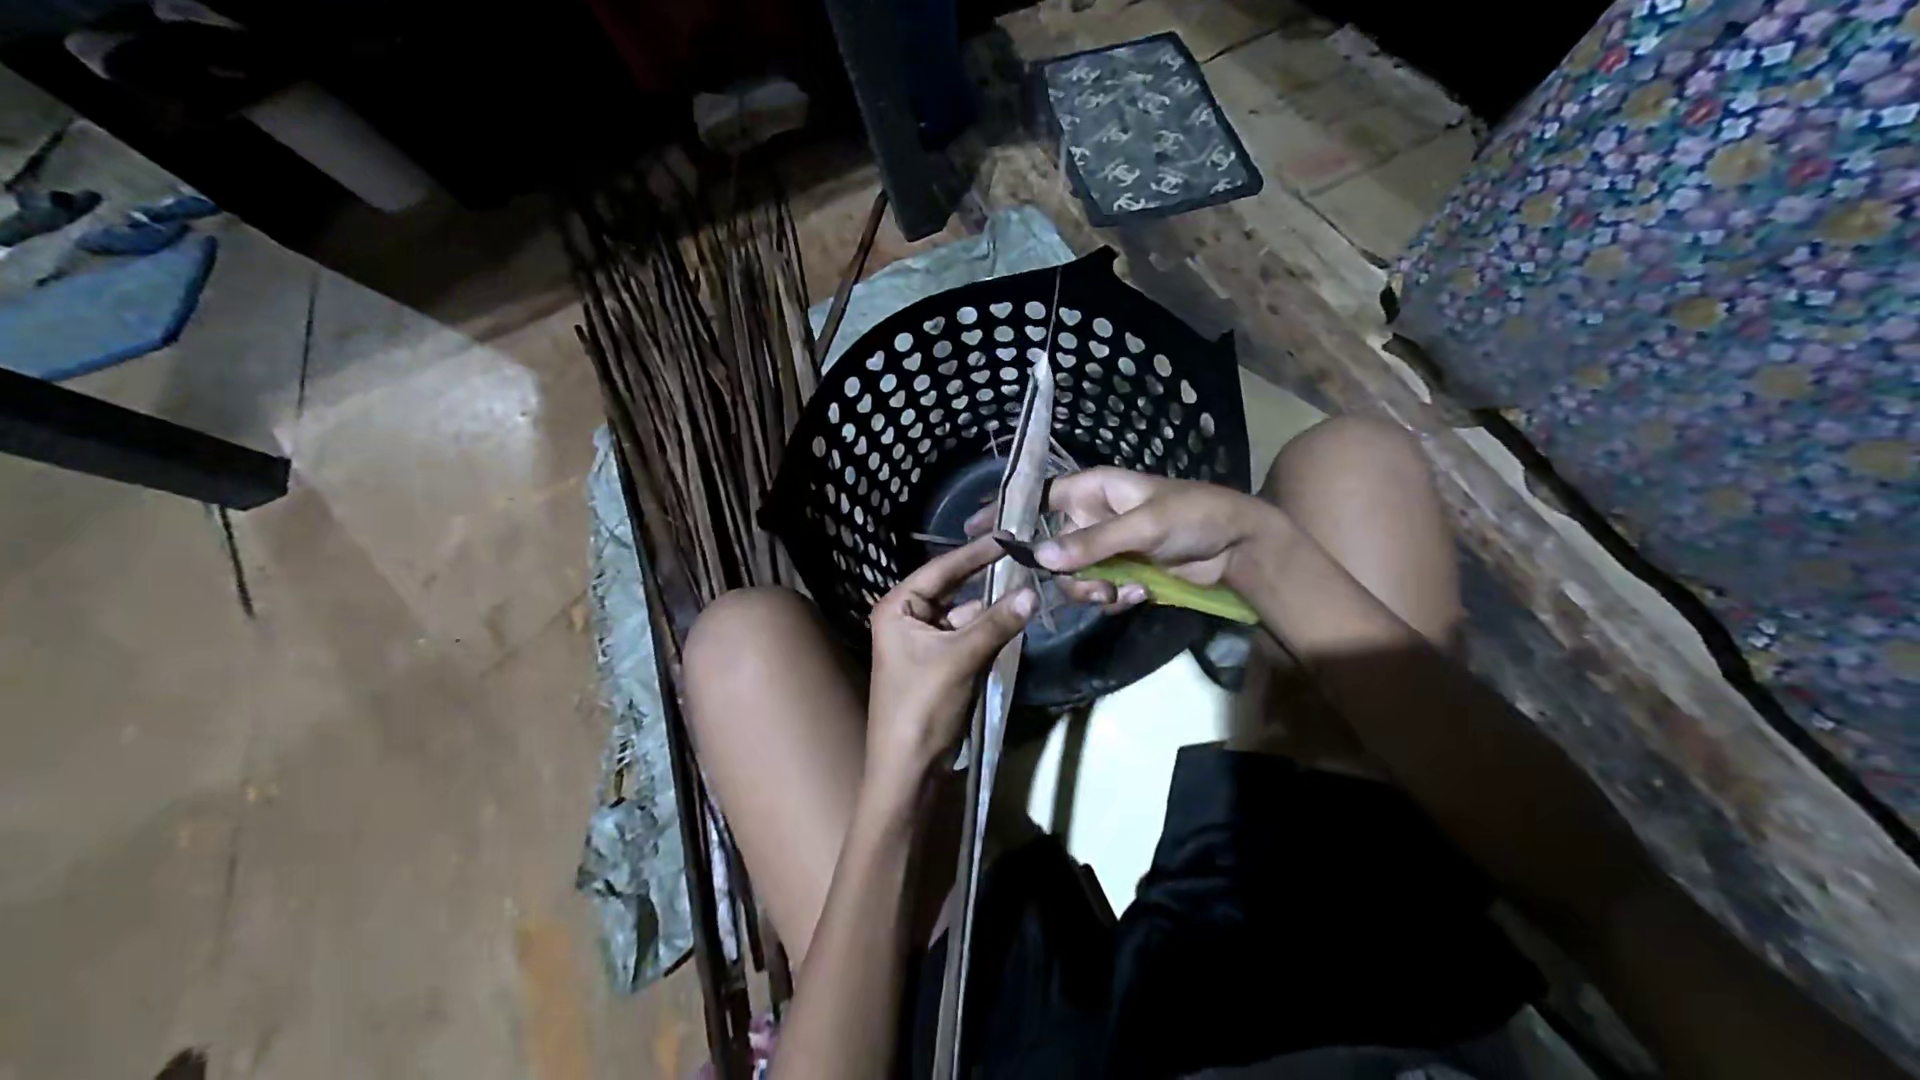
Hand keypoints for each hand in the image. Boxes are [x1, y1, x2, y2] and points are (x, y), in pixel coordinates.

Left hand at [867, 535, 1036, 787]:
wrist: (909, 768)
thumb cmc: (922, 706)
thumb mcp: (960, 658)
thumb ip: (997, 623)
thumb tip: (1034, 590)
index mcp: (898, 607)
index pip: (940, 569)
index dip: (974, 553)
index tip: (1007, 535)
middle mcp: (908, 618)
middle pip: (954, 589)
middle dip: (988, 577)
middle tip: (1025, 556)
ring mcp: (926, 641)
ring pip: (966, 614)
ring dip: (994, 606)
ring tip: (1030, 584)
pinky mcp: (942, 662)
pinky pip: (970, 636)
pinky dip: (992, 629)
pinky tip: (1017, 618)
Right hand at [971, 468, 1280, 596]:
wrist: (1239, 545)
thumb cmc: (1192, 515)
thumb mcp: (1142, 525)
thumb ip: (1091, 543)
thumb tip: (1039, 559)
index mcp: (1092, 490)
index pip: (1037, 496)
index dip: (1007, 511)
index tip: (975, 531)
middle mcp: (1091, 518)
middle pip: (1052, 549)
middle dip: (1066, 573)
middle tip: (1090, 587)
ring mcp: (1106, 548)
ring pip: (1073, 577)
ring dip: (1093, 591)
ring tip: (1122, 591)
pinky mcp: (1122, 573)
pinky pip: (1099, 591)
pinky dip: (1115, 598)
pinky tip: (1141, 593)